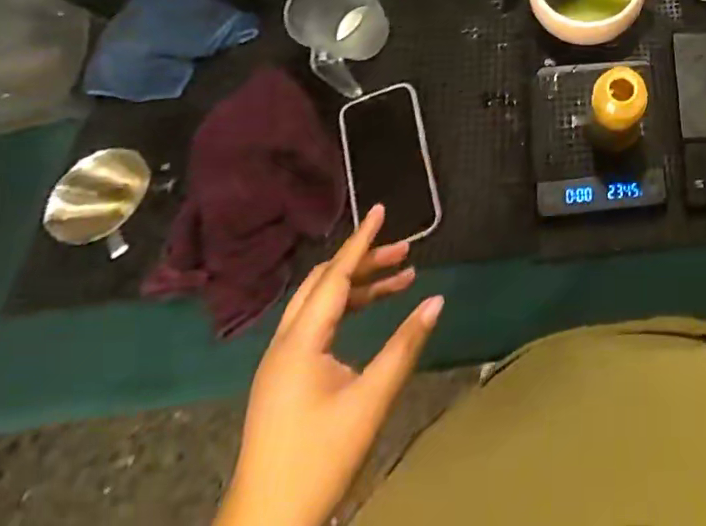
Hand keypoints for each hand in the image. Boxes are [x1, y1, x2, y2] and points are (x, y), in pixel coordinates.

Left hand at [216, 205, 441, 525]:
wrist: (268, 520)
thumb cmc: (321, 456)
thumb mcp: (372, 398)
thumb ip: (405, 344)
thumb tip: (436, 299)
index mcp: (301, 343)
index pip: (335, 277)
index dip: (361, 242)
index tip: (381, 210)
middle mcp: (284, 344)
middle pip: (323, 285)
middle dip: (364, 261)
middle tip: (406, 252)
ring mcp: (281, 362)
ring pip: (320, 305)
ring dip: (359, 286)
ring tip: (402, 279)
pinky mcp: (285, 379)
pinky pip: (317, 325)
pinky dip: (347, 309)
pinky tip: (372, 313)